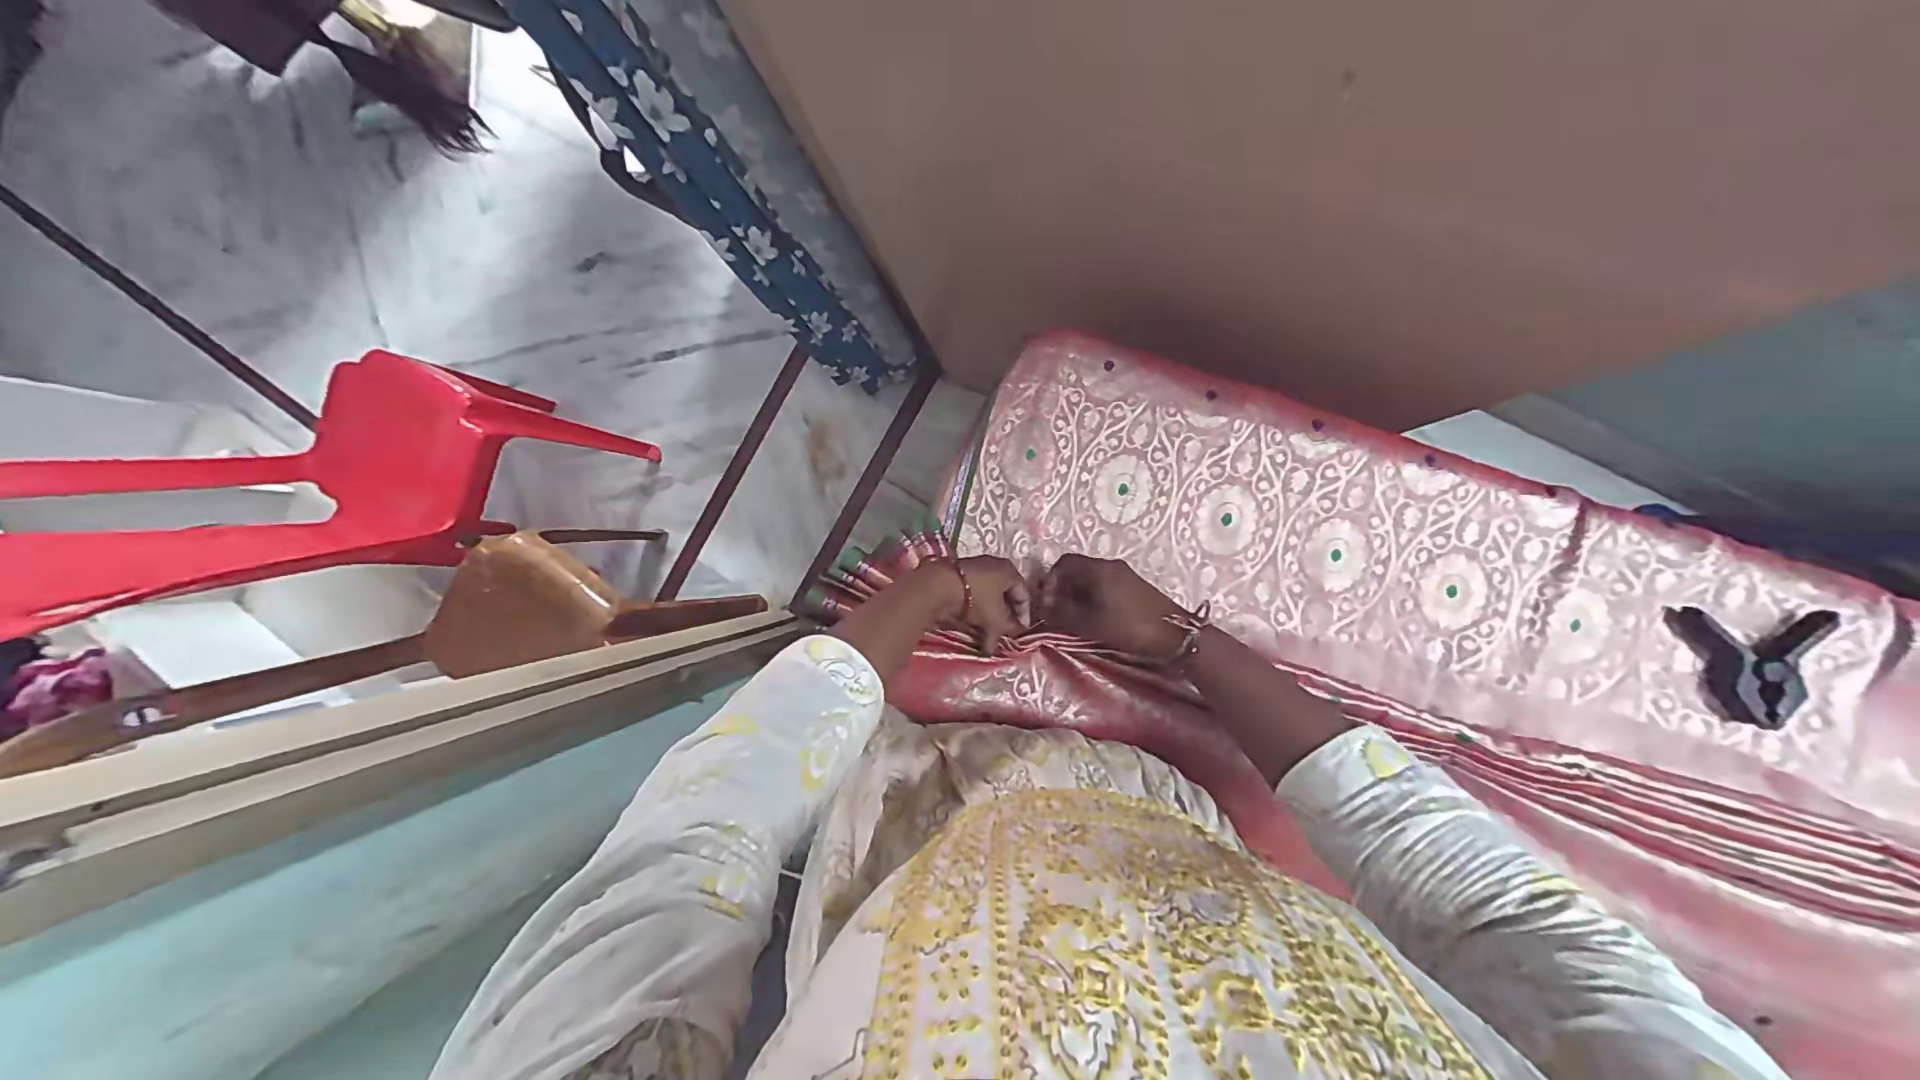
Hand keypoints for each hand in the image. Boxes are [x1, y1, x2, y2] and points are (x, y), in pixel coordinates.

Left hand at [927, 556, 1031, 654]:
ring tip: (985, 631)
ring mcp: (974, 568)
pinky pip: (972, 594)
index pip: (1024, 595)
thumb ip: (999, 634)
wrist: (940, 584)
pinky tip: (970, 622)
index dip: (1024, 616)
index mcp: (1009, 571)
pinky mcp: (958, 574)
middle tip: (1003, 633)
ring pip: (987, 595)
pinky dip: (973, 608)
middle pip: (1004, 595)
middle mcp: (994, 566)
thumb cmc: (977, 598)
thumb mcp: (995, 620)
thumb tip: (992, 649)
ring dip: (988, 614)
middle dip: (1004, 617)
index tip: (1020, 632)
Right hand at [1038, 554, 1188, 657]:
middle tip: (1057, 611)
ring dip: (1078, 594)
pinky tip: (1095, 617)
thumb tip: (1043, 607)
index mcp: (1098, 569)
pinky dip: (1093, 597)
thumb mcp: (1089, 623)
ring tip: (1074, 617)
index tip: (1047, 602)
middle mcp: (1111, 566)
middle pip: (1077, 569)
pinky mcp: (1134, 587)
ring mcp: (1125, 575)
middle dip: (1062, 589)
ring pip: (1091, 578)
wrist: (1174, 635)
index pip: (1064, 563)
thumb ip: (1062, 613)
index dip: (1050, 581)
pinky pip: (1105, 584)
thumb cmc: (1128, 627)